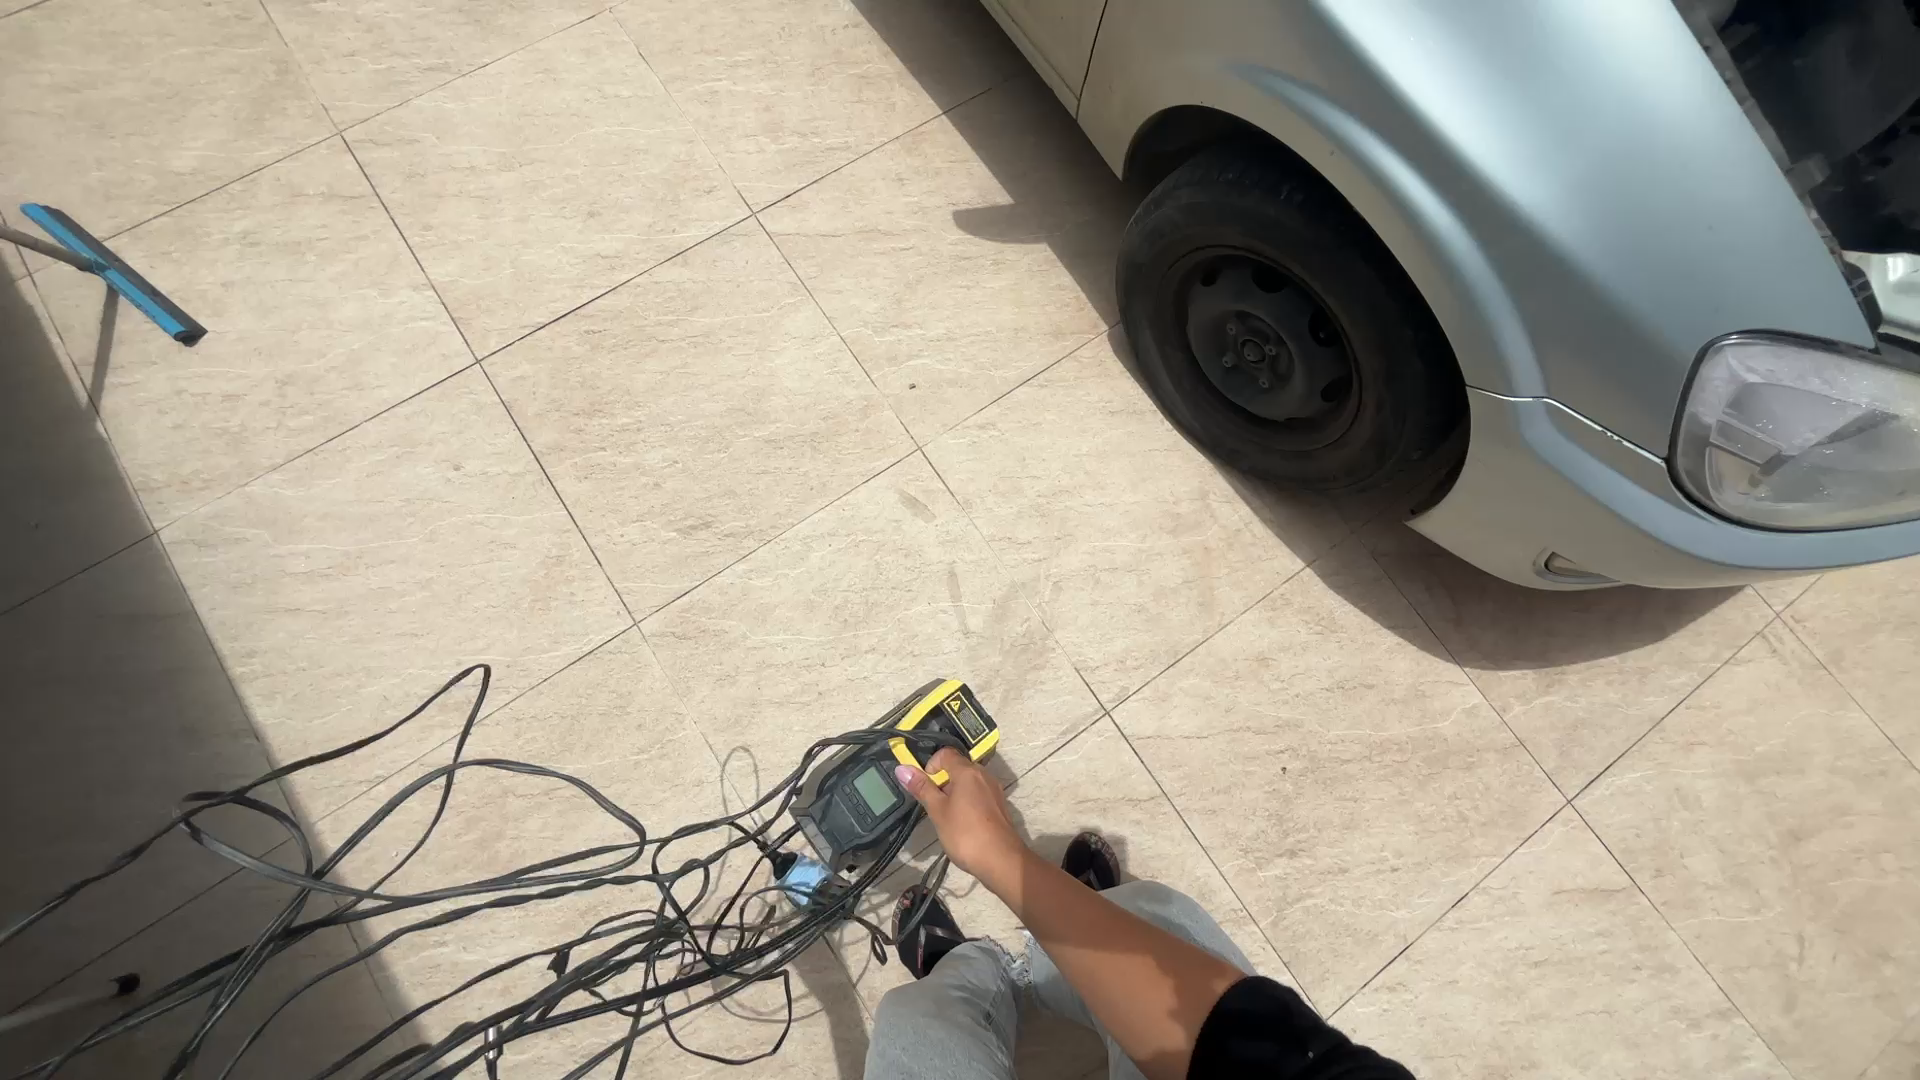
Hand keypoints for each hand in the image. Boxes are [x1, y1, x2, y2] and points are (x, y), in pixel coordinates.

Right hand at [895, 749, 1028, 890]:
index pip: (945, 753)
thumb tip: (902, 768)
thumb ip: (922, 788)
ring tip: (947, 817)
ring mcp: (993, 789)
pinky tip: (963, 824)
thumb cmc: (965, 834)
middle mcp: (983, 774)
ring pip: (968, 782)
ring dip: (954, 793)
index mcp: (968, 771)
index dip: (931, 765)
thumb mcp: (938, 811)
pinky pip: (978, 794)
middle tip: (934, 805)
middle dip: (942, 782)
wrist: (1001, 860)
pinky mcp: (999, 804)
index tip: (925, 787)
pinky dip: (967, 802)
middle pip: (957, 767)